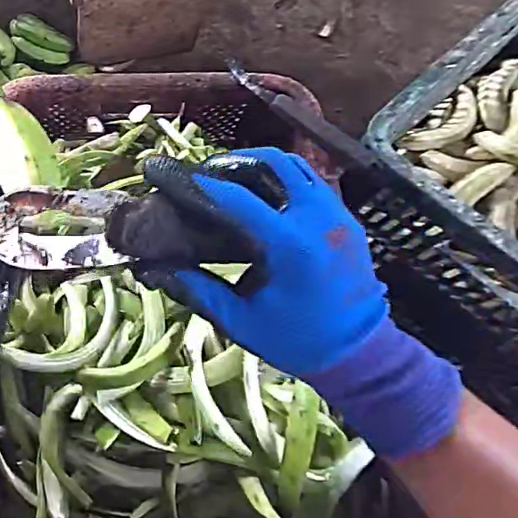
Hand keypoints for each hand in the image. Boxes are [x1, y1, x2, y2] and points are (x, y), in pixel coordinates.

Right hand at [122, 147, 462, 457]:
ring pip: (296, 166)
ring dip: (260, 165)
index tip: (166, 173)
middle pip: (273, 163)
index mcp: (292, 246)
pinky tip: (262, 197)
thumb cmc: (297, 342)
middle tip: (204, 174)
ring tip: (230, 179)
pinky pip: (311, 182)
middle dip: (232, 161)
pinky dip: (283, 179)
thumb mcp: (240, 320)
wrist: (362, 356)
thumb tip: (155, 270)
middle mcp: (319, 219)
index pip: (235, 198)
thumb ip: (198, 289)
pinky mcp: (347, 220)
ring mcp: (338, 215)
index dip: (195, 183)